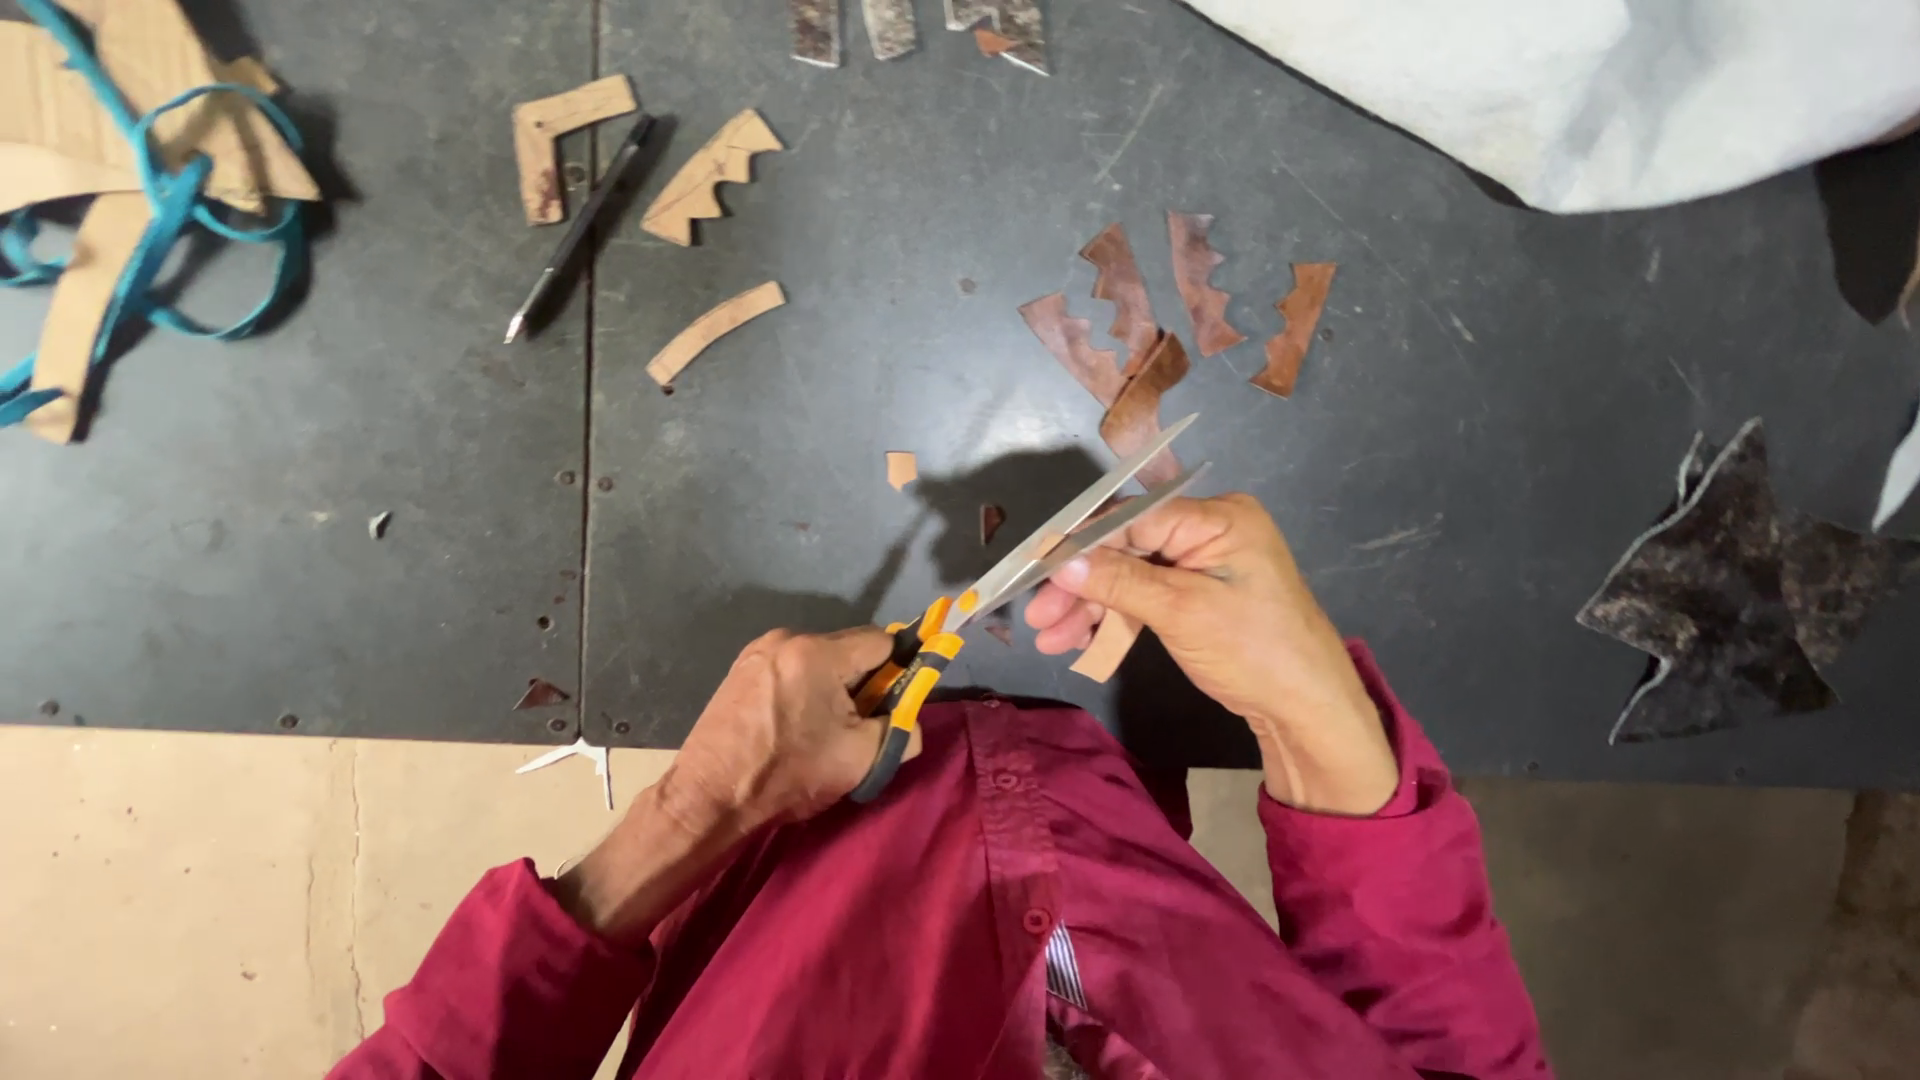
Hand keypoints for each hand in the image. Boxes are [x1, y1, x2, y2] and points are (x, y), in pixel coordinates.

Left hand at [657, 626, 902, 835]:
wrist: (710, 799)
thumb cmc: (788, 775)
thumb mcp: (861, 760)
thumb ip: (902, 730)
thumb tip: (910, 718)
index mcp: (818, 653)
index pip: (882, 640)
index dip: (895, 670)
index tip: (889, 702)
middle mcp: (787, 638)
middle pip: (847, 649)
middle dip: (860, 682)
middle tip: (852, 724)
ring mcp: (759, 651)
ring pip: (818, 659)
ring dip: (830, 686)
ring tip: (816, 729)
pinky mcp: (741, 667)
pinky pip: (790, 667)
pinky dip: (802, 688)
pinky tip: (790, 724)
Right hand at [1024, 494, 1397, 814]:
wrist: (1307, 710)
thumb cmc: (1253, 651)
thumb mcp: (1180, 611)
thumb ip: (1119, 581)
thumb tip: (1061, 561)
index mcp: (1218, 517)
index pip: (1134, 518)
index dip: (1083, 542)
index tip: (1038, 568)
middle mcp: (1209, 530)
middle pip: (1127, 549)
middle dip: (1081, 585)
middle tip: (1039, 616)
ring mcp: (1203, 563)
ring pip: (1131, 576)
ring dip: (1090, 608)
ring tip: (1050, 639)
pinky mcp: (1197, 593)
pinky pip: (1147, 596)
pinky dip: (1116, 618)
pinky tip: (1081, 641)